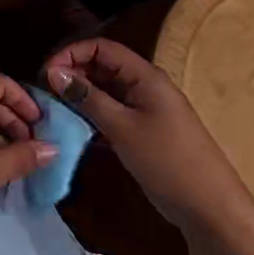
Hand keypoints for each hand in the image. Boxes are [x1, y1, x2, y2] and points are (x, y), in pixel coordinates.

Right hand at [42, 38, 246, 224]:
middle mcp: (144, 86)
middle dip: (72, 73)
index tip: (46, 73)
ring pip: (104, 90)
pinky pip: (110, 111)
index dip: (71, 53)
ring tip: (53, 109)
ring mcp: (144, 109)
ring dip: (79, 95)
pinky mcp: (141, 130)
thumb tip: (54, 72)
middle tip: (45, 92)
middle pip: (102, 66)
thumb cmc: (166, 160)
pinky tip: (72, 126)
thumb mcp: (122, 127)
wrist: (208, 206)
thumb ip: (87, 97)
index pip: (102, 47)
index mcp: (145, 76)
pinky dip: (90, 114)